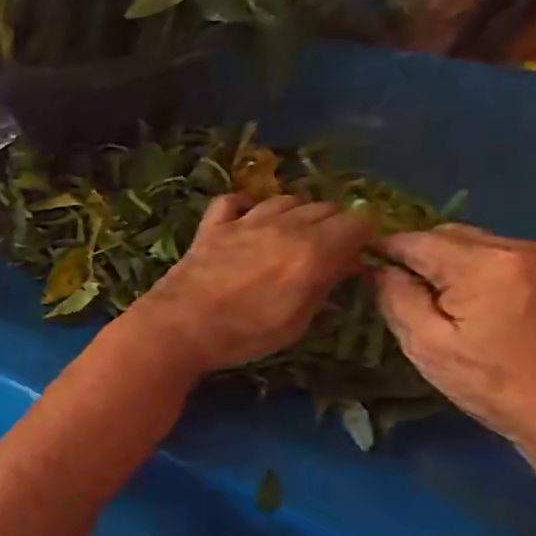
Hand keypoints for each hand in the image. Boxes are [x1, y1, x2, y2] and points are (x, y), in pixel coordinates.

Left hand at [125, 193, 373, 371]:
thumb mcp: (296, 323)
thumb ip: (322, 288)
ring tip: (287, 237)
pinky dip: (242, 206)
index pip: (359, 223)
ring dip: (293, 214)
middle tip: (320, 252)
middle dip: (331, 226)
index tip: (351, 257)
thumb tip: (340, 268)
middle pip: (324, 208)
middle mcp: (283, 227)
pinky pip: (231, 201)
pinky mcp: (210, 229)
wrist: (176, 328)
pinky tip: (244, 221)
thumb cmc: (241, 335)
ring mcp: (243, 223)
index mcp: (313, 250)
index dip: (360, 239)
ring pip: (284, 199)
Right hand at [374, 225, 535, 452]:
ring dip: (444, 262)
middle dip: (413, 254)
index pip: (414, 240)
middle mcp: (520, 247)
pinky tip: (468, 303)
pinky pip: (500, 256)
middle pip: (448, 234)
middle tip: (391, 290)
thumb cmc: (499, 384)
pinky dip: (473, 269)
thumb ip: (396, 299)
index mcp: (485, 265)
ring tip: (429, 300)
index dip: (380, 250)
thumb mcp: (427, 346)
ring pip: (475, 243)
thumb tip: (379, 271)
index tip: (355, 269)